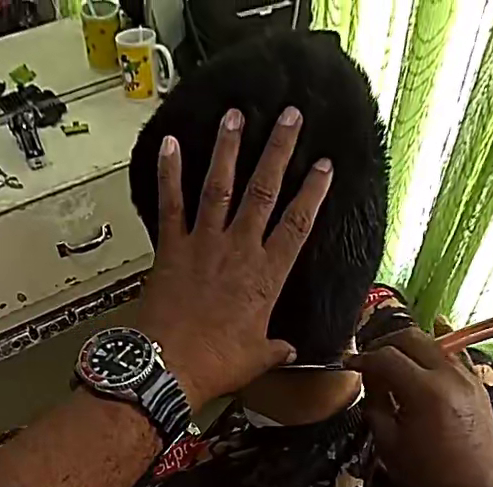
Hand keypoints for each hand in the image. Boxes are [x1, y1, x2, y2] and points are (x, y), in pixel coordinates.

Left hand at [134, 106, 332, 411]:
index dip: (312, 192)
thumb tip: (289, 350)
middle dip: (278, 149)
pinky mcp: (172, 249)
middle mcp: (238, 251)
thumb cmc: (215, 364)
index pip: (297, 225)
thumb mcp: (256, 359)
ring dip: (228, 148)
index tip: (324, 165)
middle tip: (290, 116)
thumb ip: (276, 349)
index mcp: (266, 277)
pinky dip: (170, 173)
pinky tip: (170, 144)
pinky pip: (171, 204)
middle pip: (263, 191)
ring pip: (220, 186)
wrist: (169, 366)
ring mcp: (203, 245)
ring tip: (235, 115)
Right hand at [349, 328, 492, 486]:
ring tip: (392, 361)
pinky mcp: (476, 382)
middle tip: (369, 358)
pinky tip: (424, 351)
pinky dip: (434, 349)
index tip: (350, 364)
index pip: (386, 357)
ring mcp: (467, 375)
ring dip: (408, 345)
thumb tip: (370, 381)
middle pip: (411, 337)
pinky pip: (452, 353)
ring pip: (433, 341)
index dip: (363, 358)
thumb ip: (375, 406)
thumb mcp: (389, 445)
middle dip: (385, 343)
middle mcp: (448, 375)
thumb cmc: (428, 475)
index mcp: (424, 392)